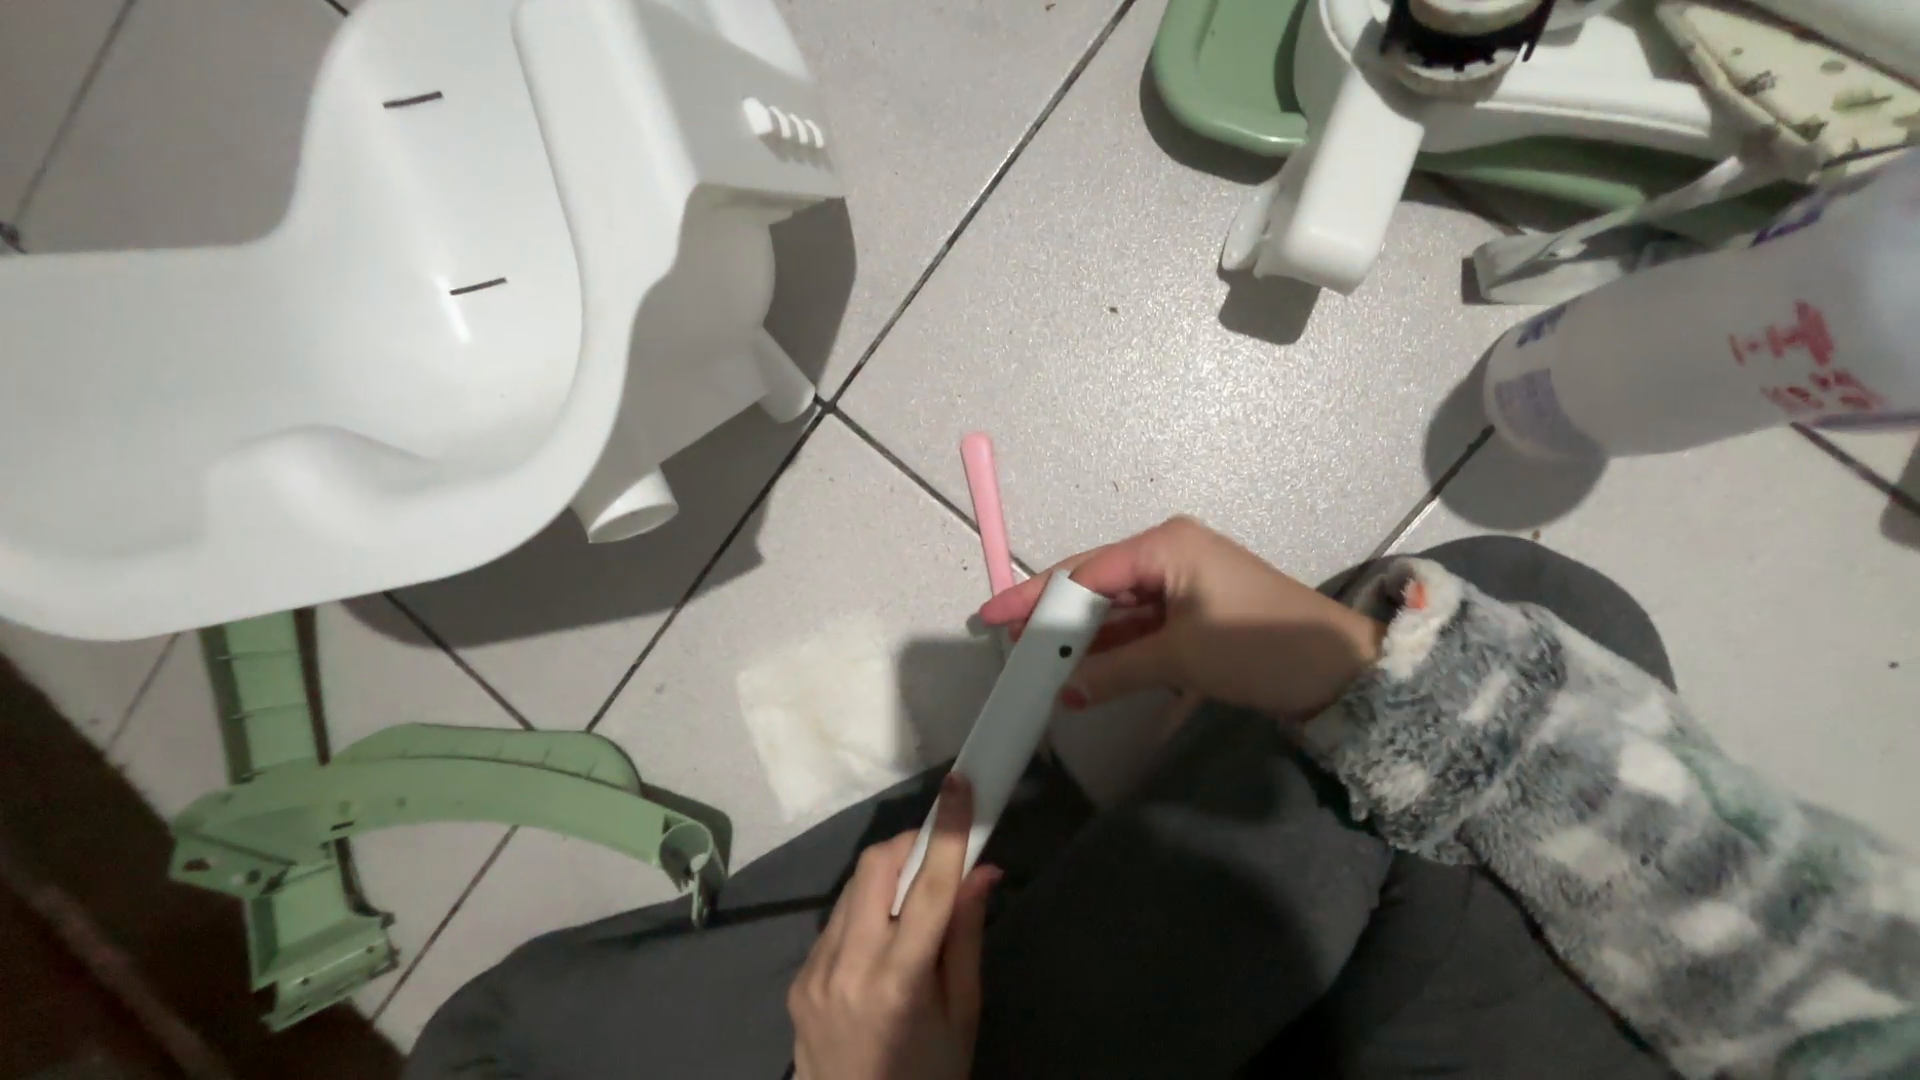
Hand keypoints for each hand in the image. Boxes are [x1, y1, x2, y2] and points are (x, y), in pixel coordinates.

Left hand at [789, 774, 1000, 1079]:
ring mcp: (814, 972)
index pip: (929, 888)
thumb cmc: (925, 1079)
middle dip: (910, 847)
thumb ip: (965, 937)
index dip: (948, 831)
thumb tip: (981, 870)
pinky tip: (882, 942)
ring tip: (912, 910)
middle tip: (937, 859)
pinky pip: (837, 919)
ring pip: (854, 887)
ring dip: (888, 880)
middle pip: (876, 867)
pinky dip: (866, 912)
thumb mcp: (962, 1016)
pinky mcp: (798, 977)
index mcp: (897, 984)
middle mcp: (846, 968)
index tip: (959, 786)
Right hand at [979, 517, 1384, 720]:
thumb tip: (1062, 692)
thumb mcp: (1182, 658)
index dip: (1036, 598)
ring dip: (1081, 637)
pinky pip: (1138, 626)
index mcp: (1165, 545)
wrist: (1342, 670)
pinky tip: (1079, 670)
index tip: (993, 618)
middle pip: (1094, 585)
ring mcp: (1180, 584)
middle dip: (1052, 615)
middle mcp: (1168, 554)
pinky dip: (1113, 648)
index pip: (1085, 571)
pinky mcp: (1190, 612)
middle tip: (1006, 640)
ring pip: (1114, 609)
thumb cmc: (1261, 645)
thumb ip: (1115, 670)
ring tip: (1033, 661)